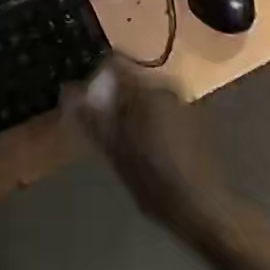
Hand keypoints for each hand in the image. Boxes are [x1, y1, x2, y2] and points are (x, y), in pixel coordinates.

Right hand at [64, 54, 230, 230]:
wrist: (201, 207)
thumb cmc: (152, 178)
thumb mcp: (112, 148)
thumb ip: (88, 115)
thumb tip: (68, 90)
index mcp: (145, 89)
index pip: (114, 63)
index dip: (96, 77)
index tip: (86, 99)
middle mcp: (166, 88)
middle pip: (130, 79)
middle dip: (113, 97)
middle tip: (101, 125)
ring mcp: (183, 102)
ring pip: (145, 95)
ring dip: (131, 109)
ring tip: (122, 139)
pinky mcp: (193, 119)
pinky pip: (161, 107)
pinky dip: (148, 118)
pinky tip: (145, 146)